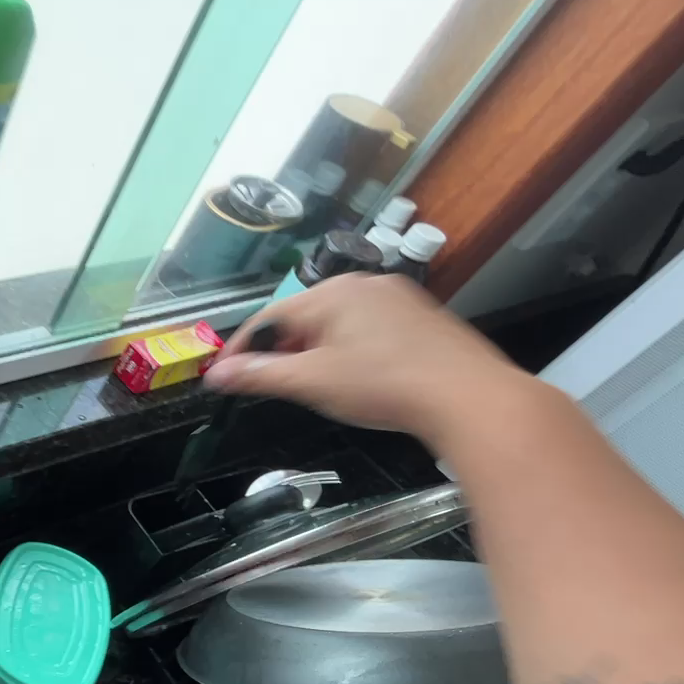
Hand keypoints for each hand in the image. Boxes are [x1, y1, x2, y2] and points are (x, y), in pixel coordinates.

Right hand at [202, 273, 537, 447]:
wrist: (469, 398)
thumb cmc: (384, 384)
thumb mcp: (309, 382)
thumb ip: (257, 375)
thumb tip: (215, 374)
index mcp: (333, 293)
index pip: (267, 318)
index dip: (240, 350)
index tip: (222, 377)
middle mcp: (363, 285)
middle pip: (299, 319)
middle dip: (278, 352)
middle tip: (268, 385)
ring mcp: (395, 299)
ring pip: (330, 325)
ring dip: (309, 354)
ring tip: (308, 386)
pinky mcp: (416, 318)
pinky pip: (361, 329)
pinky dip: (341, 352)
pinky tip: (348, 379)